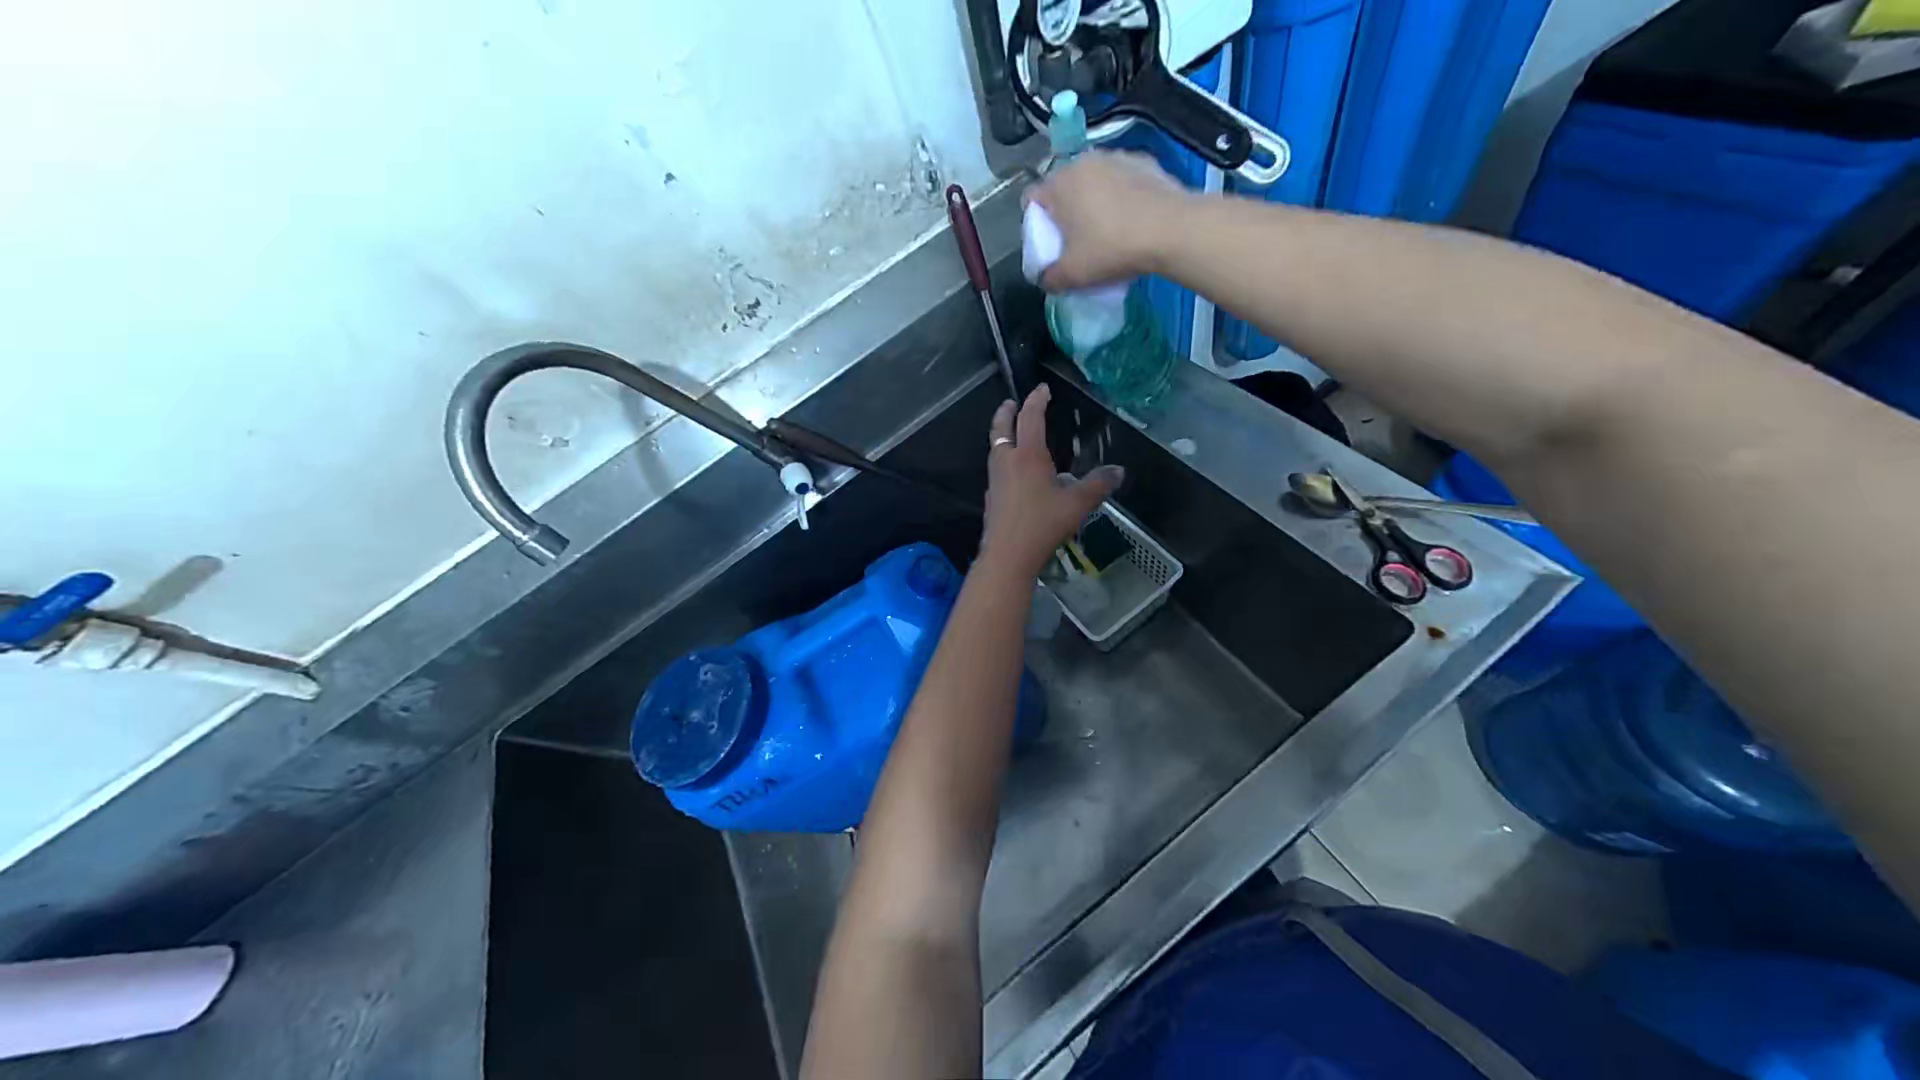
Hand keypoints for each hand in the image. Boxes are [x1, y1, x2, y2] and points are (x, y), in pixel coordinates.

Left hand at [981, 384, 1124, 576]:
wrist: (1007, 555)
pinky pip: (996, 469)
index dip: (1036, 400)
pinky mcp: (991, 497)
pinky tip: (1012, 473)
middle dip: (1006, 412)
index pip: (1031, 417)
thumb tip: (1118, 471)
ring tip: (1012, 433)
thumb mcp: (1077, 504)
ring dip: (1002, 435)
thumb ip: (1098, 485)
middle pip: (1001, 428)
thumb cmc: (1043, 524)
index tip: (1042, 389)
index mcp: (1027, 455)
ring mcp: (995, 480)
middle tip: (1011, 402)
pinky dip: (1002, 459)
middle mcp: (1007, 461)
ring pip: (995, 448)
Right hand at [1028, 151, 1189, 289]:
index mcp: (1059, 183)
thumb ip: (1050, 278)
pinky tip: (1133, 219)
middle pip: (1064, 188)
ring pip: (1094, 181)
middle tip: (1077, 240)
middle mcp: (1084, 161)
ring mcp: (1117, 157)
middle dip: (1066, 211)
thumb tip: (1046, 278)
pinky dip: (1122, 196)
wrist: (1171, 230)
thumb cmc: (1111, 249)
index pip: (1032, 199)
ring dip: (1095, 201)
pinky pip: (1123, 180)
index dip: (1036, 224)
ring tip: (1108, 229)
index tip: (1049, 244)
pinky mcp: (1145, 161)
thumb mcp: (1073, 275)